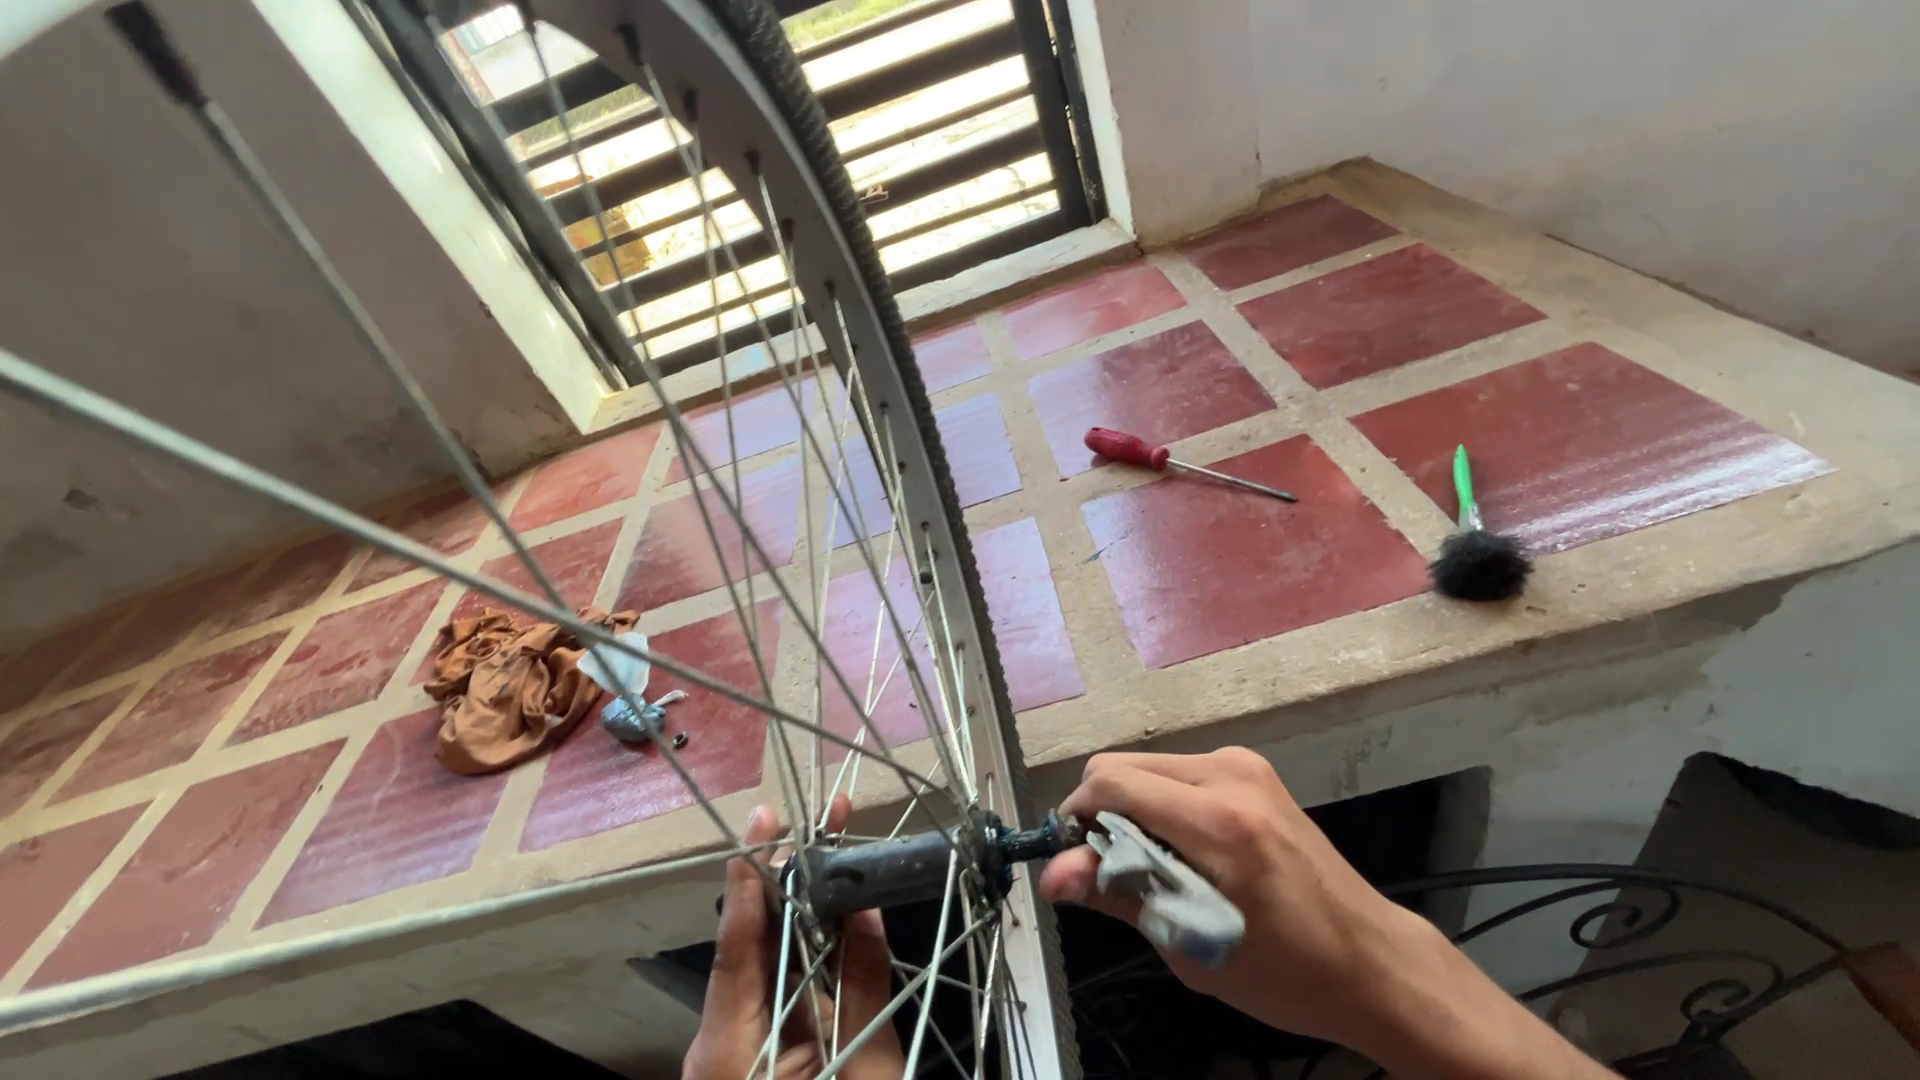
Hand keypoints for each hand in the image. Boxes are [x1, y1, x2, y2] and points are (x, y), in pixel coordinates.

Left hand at [683, 797, 906, 1079]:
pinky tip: (838, 914)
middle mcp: (720, 1041)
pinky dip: (810, 948)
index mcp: (729, 1050)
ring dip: (804, 906)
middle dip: (788, 877)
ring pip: (768, 961)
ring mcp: (735, 1048)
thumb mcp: (864, 1072)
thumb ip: (861, 990)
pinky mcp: (755, 1055)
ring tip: (834, 849)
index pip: (736, 947)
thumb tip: (866, 912)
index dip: (751, 881)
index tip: (764, 824)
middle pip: (752, 942)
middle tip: (822, 820)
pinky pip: (779, 988)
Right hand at [1037, 747, 1412, 1047]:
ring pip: (1146, 766)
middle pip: (1121, 766)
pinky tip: (1181, 849)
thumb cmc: (1285, 972)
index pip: (1110, 782)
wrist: (1370, 961)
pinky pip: (1176, 773)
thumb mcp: (1192, 944)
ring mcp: (1243, 764)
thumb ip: (1117, 893)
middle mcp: (1229, 773)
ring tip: (1152, 865)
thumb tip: (1049, 876)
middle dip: (1100, 813)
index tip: (1075, 861)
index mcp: (1217, 820)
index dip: (1075, 817)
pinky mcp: (1251, 769)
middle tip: (1110, 869)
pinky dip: (1159, 804)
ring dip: (1130, 809)